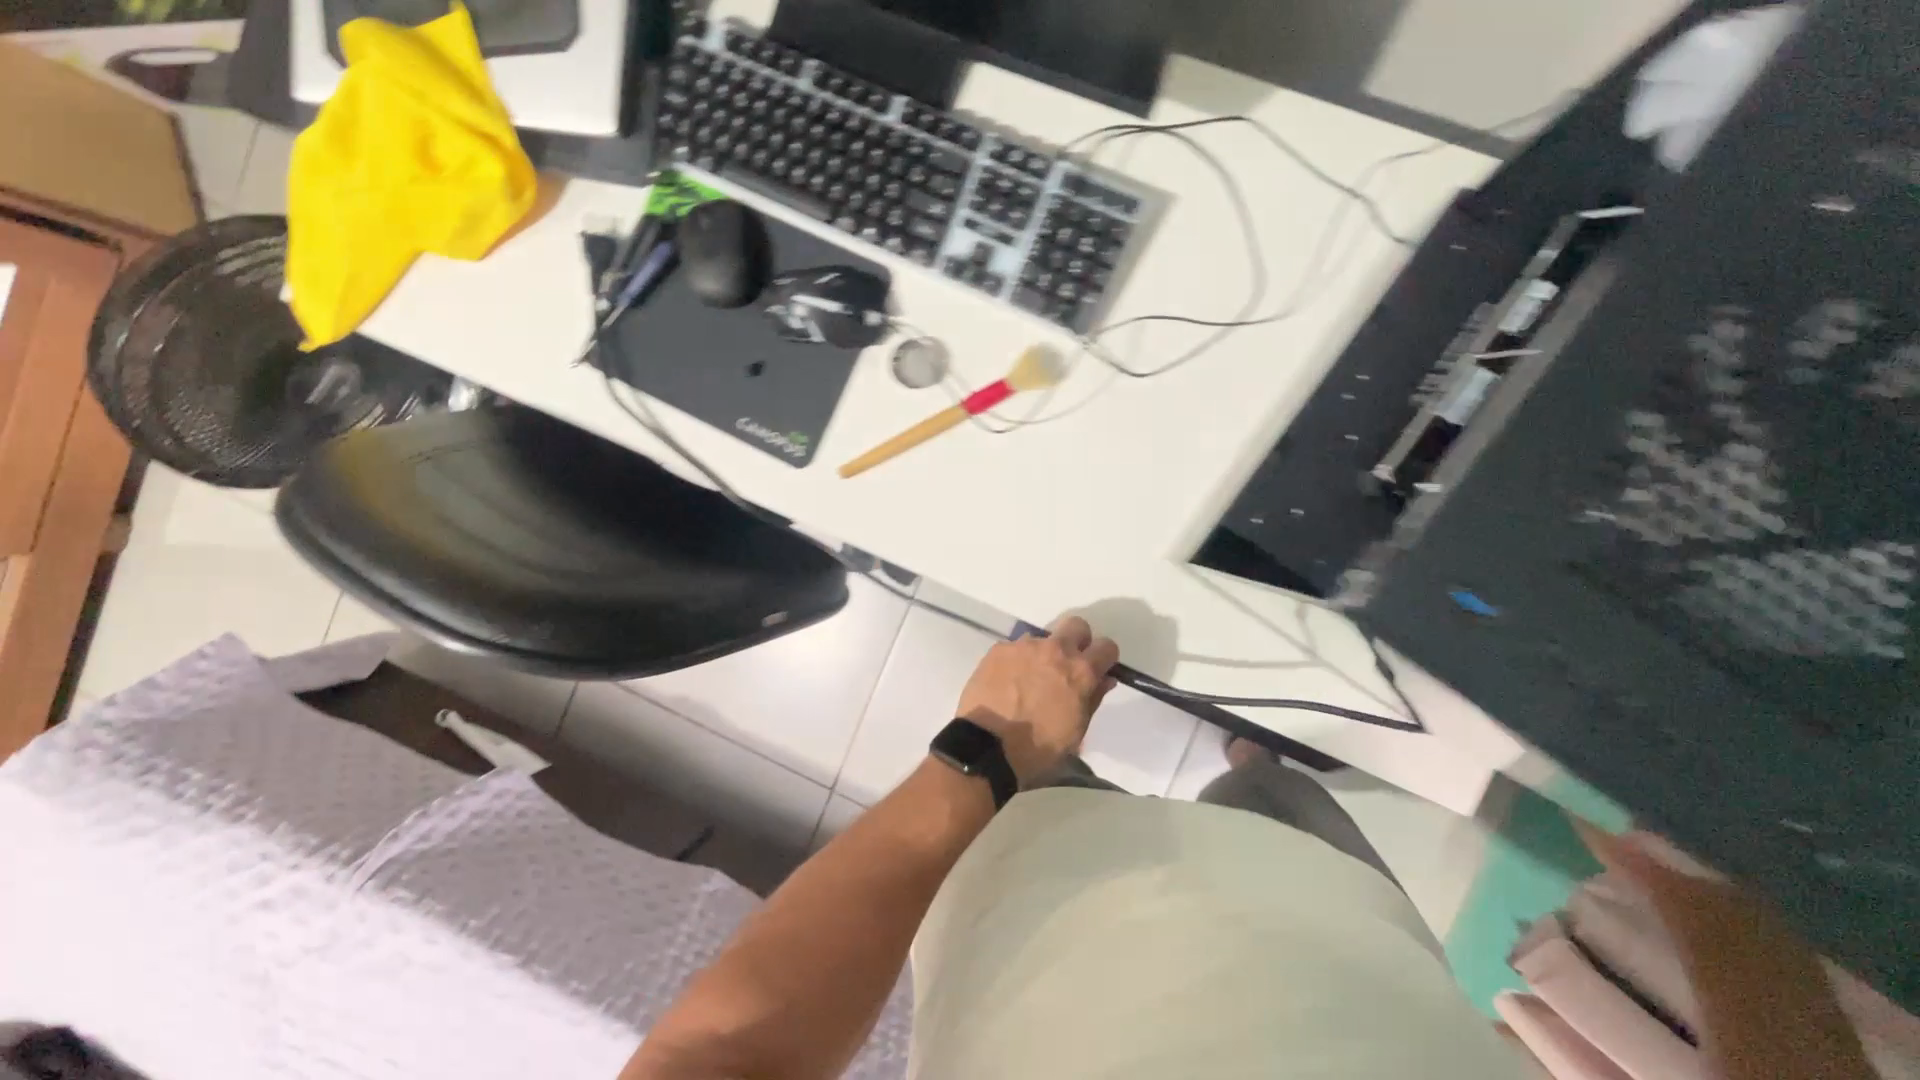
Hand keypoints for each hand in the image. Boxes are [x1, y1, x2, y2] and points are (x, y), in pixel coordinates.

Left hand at [954, 615, 1118, 782]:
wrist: (987, 747)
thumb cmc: (1039, 747)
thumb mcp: (1076, 731)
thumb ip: (1092, 699)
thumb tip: (1104, 679)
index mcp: (1080, 671)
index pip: (1106, 646)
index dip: (1104, 658)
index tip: (1096, 671)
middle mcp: (1055, 650)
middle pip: (1076, 626)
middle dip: (1077, 641)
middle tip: (1066, 666)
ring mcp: (1024, 646)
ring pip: (1042, 639)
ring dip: (1042, 654)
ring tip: (1028, 681)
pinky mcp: (998, 649)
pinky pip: (1015, 648)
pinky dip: (1016, 662)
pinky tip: (1007, 683)